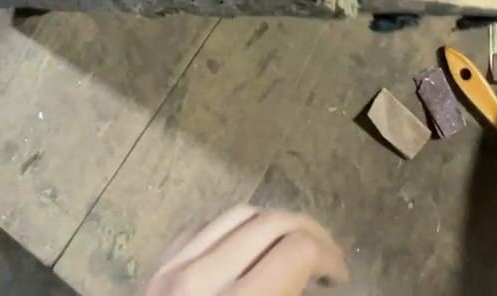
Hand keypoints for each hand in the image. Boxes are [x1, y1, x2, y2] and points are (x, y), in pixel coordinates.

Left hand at [145, 205, 348, 294]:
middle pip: (272, 223)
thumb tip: (313, 281)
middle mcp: (200, 279)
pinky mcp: (154, 271)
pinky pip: (203, 228)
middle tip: (329, 257)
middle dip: (310, 232)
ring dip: (275, 224)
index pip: (296, 252)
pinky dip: (234, 230)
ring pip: (240, 214)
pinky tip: (248, 249)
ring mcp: (171, 270)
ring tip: (294, 245)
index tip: (341, 278)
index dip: (329, 258)